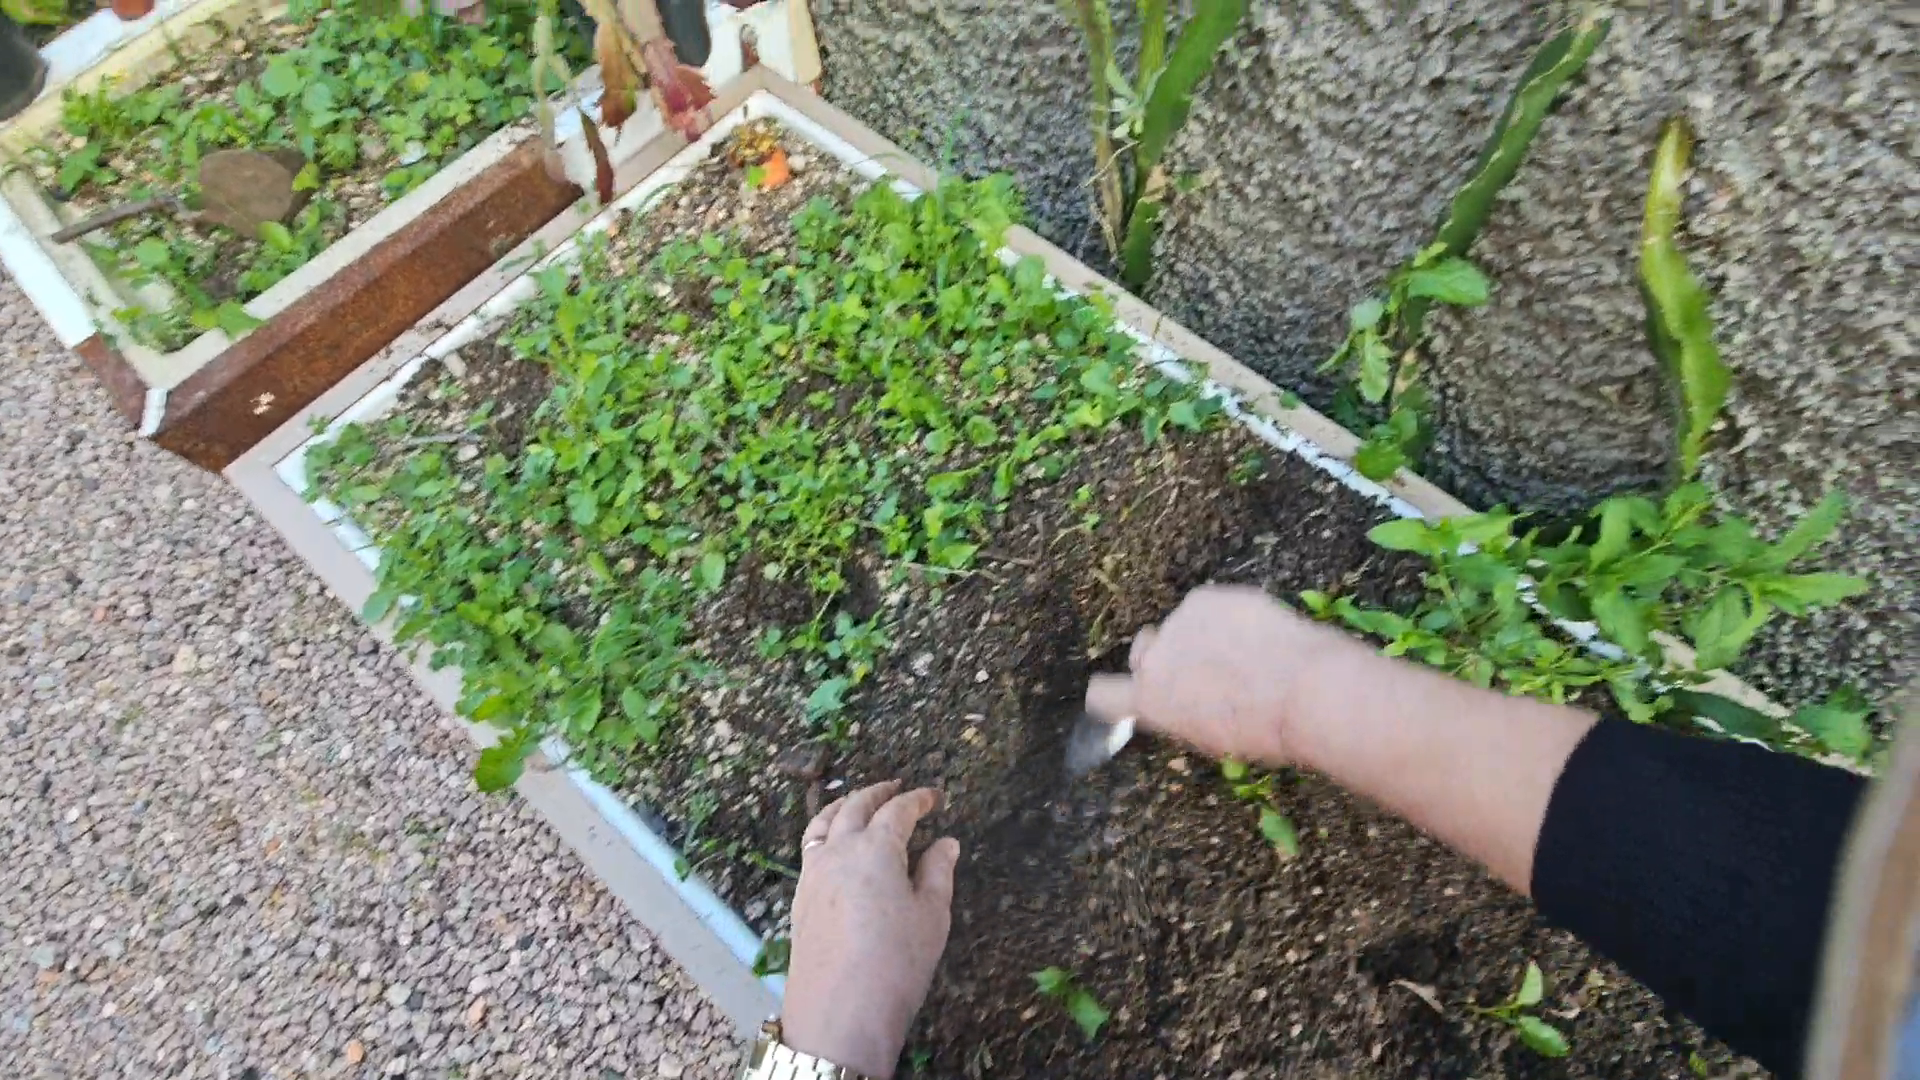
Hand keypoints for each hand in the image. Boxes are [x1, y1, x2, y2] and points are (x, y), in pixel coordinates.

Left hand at [782, 781, 959, 1078]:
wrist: (838, 1017)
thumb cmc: (895, 963)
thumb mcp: (931, 916)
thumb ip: (938, 872)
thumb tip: (946, 842)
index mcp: (875, 848)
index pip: (899, 810)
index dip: (919, 799)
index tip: (935, 796)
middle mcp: (839, 849)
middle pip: (857, 805)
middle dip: (879, 792)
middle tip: (898, 787)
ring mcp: (814, 872)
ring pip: (825, 821)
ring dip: (845, 804)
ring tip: (859, 801)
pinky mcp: (800, 896)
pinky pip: (811, 845)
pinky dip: (825, 829)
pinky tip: (835, 841)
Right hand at [1084, 584, 1353, 765]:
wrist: (1305, 690)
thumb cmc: (1266, 729)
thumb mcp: (1212, 738)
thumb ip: (1180, 714)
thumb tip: (1183, 703)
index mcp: (1150, 701)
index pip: (1102, 694)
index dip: (1111, 693)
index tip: (1122, 692)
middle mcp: (1153, 659)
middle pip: (1143, 652)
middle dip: (1164, 658)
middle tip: (1203, 672)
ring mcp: (1177, 624)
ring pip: (1181, 627)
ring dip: (1200, 636)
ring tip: (1245, 653)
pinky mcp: (1204, 598)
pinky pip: (1207, 606)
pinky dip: (1225, 616)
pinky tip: (1255, 633)